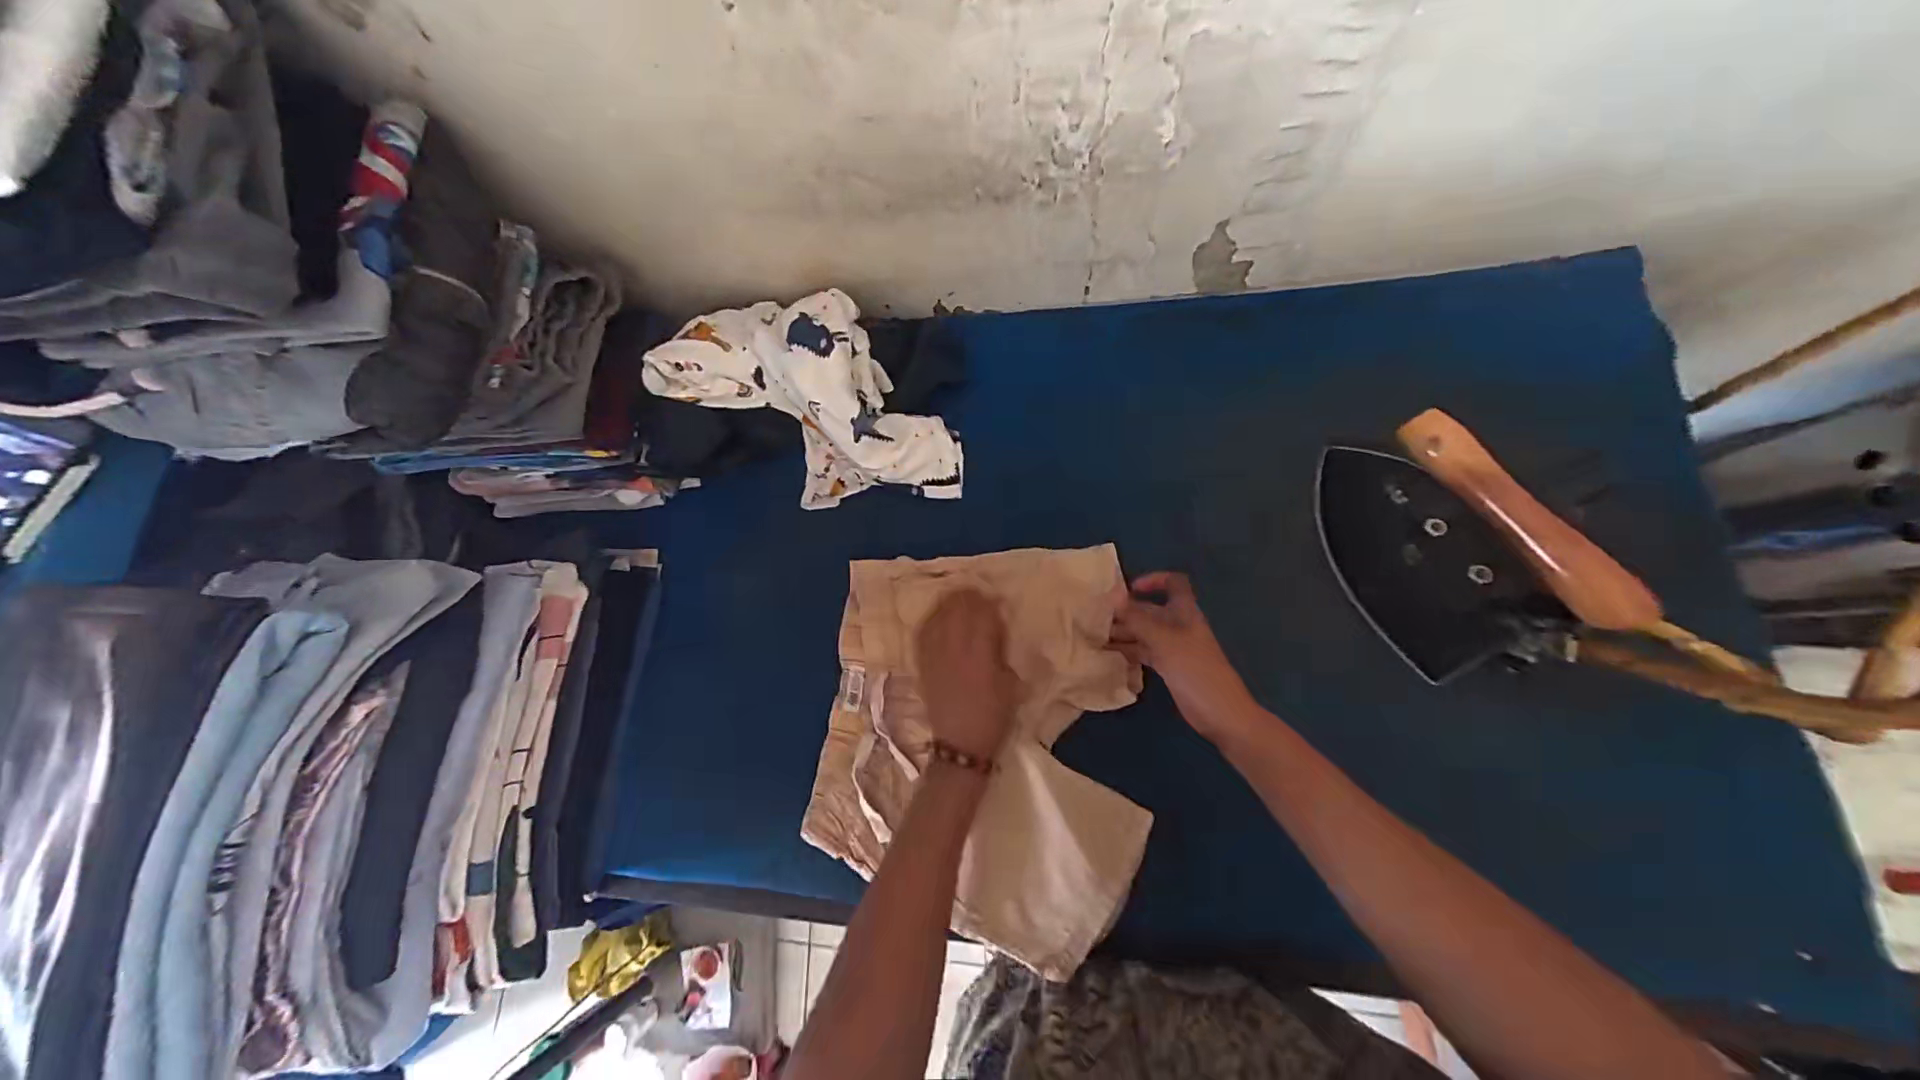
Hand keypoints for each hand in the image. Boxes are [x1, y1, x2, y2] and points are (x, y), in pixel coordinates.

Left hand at [914, 589, 1017, 760]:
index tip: (996, 600)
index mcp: (981, 655)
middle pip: (958, 610)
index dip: (990, 604)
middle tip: (978, 595)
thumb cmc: (993, 716)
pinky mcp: (922, 664)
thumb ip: (1002, 652)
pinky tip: (937, 616)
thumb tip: (996, 628)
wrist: (961, 744)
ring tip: (958, 599)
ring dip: (949, 604)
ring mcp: (935, 656)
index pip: (983, 615)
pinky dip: (931, 620)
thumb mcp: (1011, 683)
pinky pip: (923, 633)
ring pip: (938, 617)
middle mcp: (955, 649)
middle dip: (969, 598)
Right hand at [1110, 571, 1260, 742]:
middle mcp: (1178, 625)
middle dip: (1126, 611)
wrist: (1221, 713)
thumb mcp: (1164, 641)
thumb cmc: (1196, 670)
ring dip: (1123, 632)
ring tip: (1095, 637)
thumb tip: (1112, 596)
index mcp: (1184, 612)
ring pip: (1144, 632)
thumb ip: (1136, 618)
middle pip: (1150, 610)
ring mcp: (1173, 647)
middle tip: (1096, 618)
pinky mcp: (1168, 667)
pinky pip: (1144, 651)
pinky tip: (1108, 654)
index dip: (1154, 580)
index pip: (1173, 583)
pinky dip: (1128, 650)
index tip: (1128, 590)